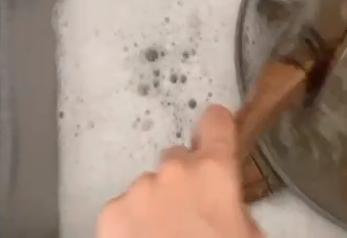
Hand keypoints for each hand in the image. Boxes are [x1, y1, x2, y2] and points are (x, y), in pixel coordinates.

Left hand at [98, 105, 259, 237]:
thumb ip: (235, 211)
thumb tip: (222, 206)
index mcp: (215, 172)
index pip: (215, 120)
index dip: (215, 132)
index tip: (214, 145)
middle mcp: (175, 170)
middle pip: (177, 160)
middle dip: (183, 184)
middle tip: (188, 224)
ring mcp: (139, 190)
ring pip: (149, 189)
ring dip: (156, 209)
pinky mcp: (111, 214)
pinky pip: (124, 211)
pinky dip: (131, 228)